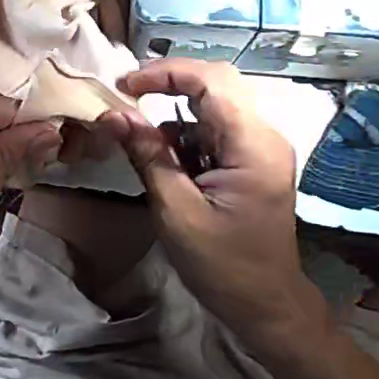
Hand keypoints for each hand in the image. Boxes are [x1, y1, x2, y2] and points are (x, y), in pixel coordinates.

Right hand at [99, 59, 326, 356]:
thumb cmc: (223, 264)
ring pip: (209, 106)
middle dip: (166, 85)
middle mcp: (262, 137)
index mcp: (253, 146)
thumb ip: (147, 156)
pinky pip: (209, 130)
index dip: (164, 73)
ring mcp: (257, 149)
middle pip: (214, 84)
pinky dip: (180, 137)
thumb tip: (113, 114)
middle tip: (124, 99)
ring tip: (141, 145)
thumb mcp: (175, 210)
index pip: (211, 82)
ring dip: (170, 116)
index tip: (123, 86)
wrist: (266, 305)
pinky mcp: (247, 161)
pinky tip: (165, 165)